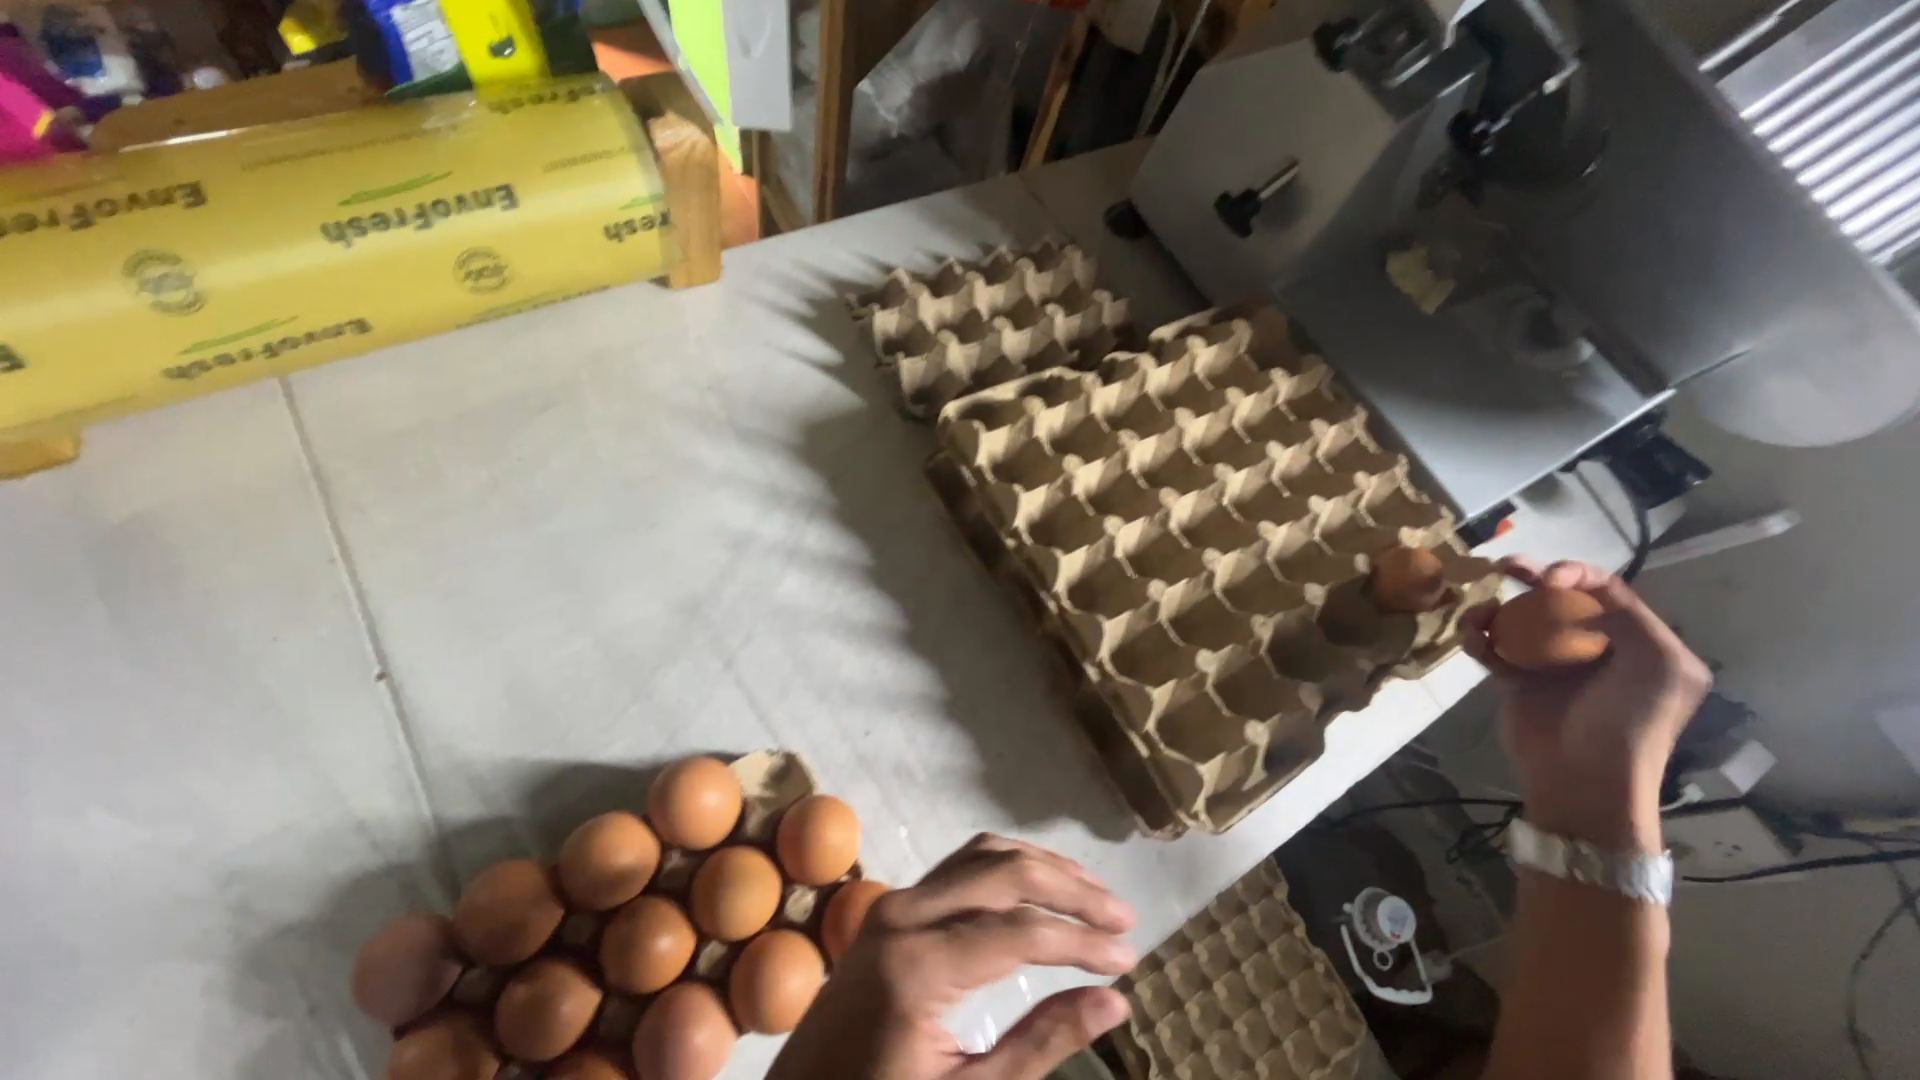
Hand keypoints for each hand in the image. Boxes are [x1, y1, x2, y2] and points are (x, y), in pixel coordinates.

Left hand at [769, 834, 1137, 1079]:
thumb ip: (1041, 1043)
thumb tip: (1114, 1000)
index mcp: (919, 968)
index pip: (1021, 932)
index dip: (1082, 940)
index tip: (1129, 958)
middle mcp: (904, 915)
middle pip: (1004, 874)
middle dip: (1070, 889)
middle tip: (1122, 915)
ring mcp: (892, 904)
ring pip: (981, 855)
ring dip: (1041, 867)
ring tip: (1091, 893)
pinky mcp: (890, 906)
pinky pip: (958, 866)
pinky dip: (1006, 866)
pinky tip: (1037, 887)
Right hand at [1460, 559, 1710, 852]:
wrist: (1584, 779)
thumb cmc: (1628, 722)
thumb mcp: (1657, 665)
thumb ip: (1625, 614)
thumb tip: (1567, 585)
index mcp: (1639, 644)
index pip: (1605, 592)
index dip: (1575, 575)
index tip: (1546, 577)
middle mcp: (1597, 648)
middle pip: (1557, 600)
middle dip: (1529, 580)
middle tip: (1503, 567)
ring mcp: (1554, 665)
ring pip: (1520, 621)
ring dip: (1494, 611)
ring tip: (1476, 618)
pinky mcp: (1517, 681)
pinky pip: (1495, 648)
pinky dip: (1479, 640)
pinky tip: (1472, 641)